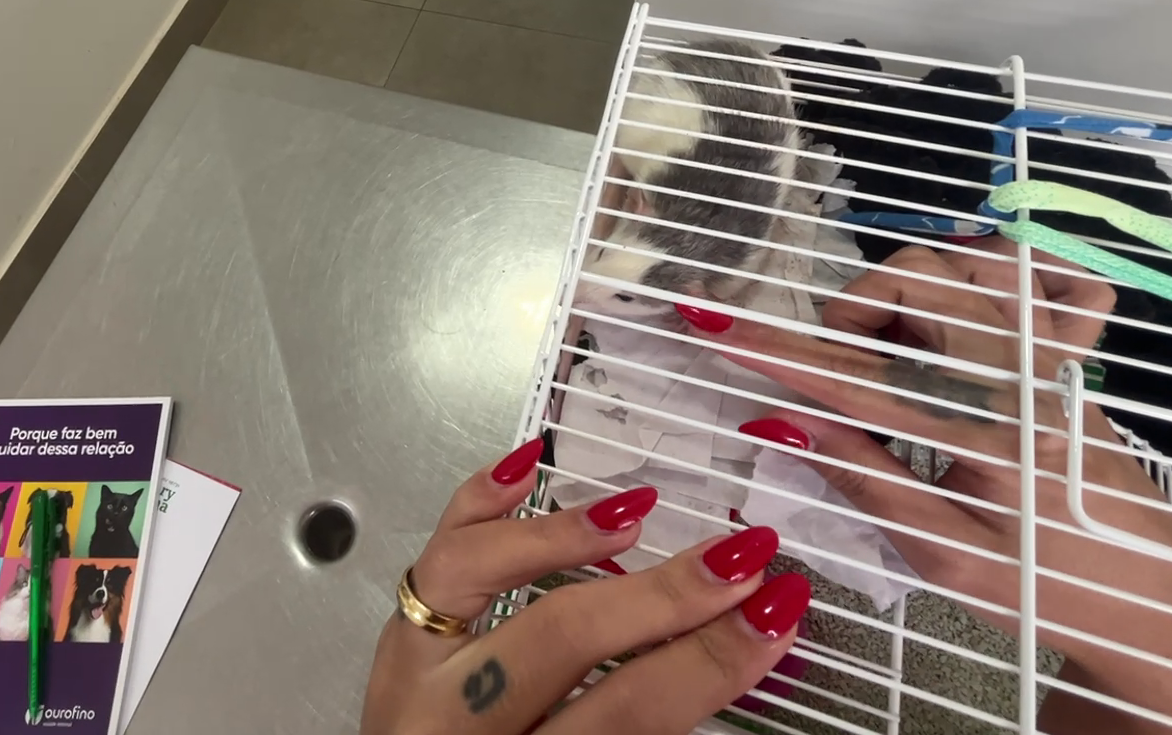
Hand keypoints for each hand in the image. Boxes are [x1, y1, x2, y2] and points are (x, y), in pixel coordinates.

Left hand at [361, 440, 811, 734]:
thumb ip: (634, 727)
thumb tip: (716, 651)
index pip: (626, 716)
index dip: (705, 665)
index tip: (771, 618)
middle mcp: (456, 716)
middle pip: (563, 637)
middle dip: (661, 597)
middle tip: (735, 560)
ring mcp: (415, 658)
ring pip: (482, 573)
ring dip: (567, 535)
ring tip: (639, 509)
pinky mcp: (400, 623)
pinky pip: (435, 550)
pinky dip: (480, 499)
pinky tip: (526, 464)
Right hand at [677, 238, 1171, 734]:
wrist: (1162, 607)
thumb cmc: (1047, 591)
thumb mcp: (942, 555)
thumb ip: (860, 476)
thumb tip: (780, 417)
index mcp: (989, 436)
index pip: (855, 377)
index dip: (775, 349)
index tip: (713, 322)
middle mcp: (1024, 376)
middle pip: (915, 280)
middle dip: (853, 312)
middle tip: (843, 366)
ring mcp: (1052, 355)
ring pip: (957, 263)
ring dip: (899, 293)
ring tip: (891, 347)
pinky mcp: (1068, 354)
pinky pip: (1024, 274)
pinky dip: (974, 273)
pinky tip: (955, 311)